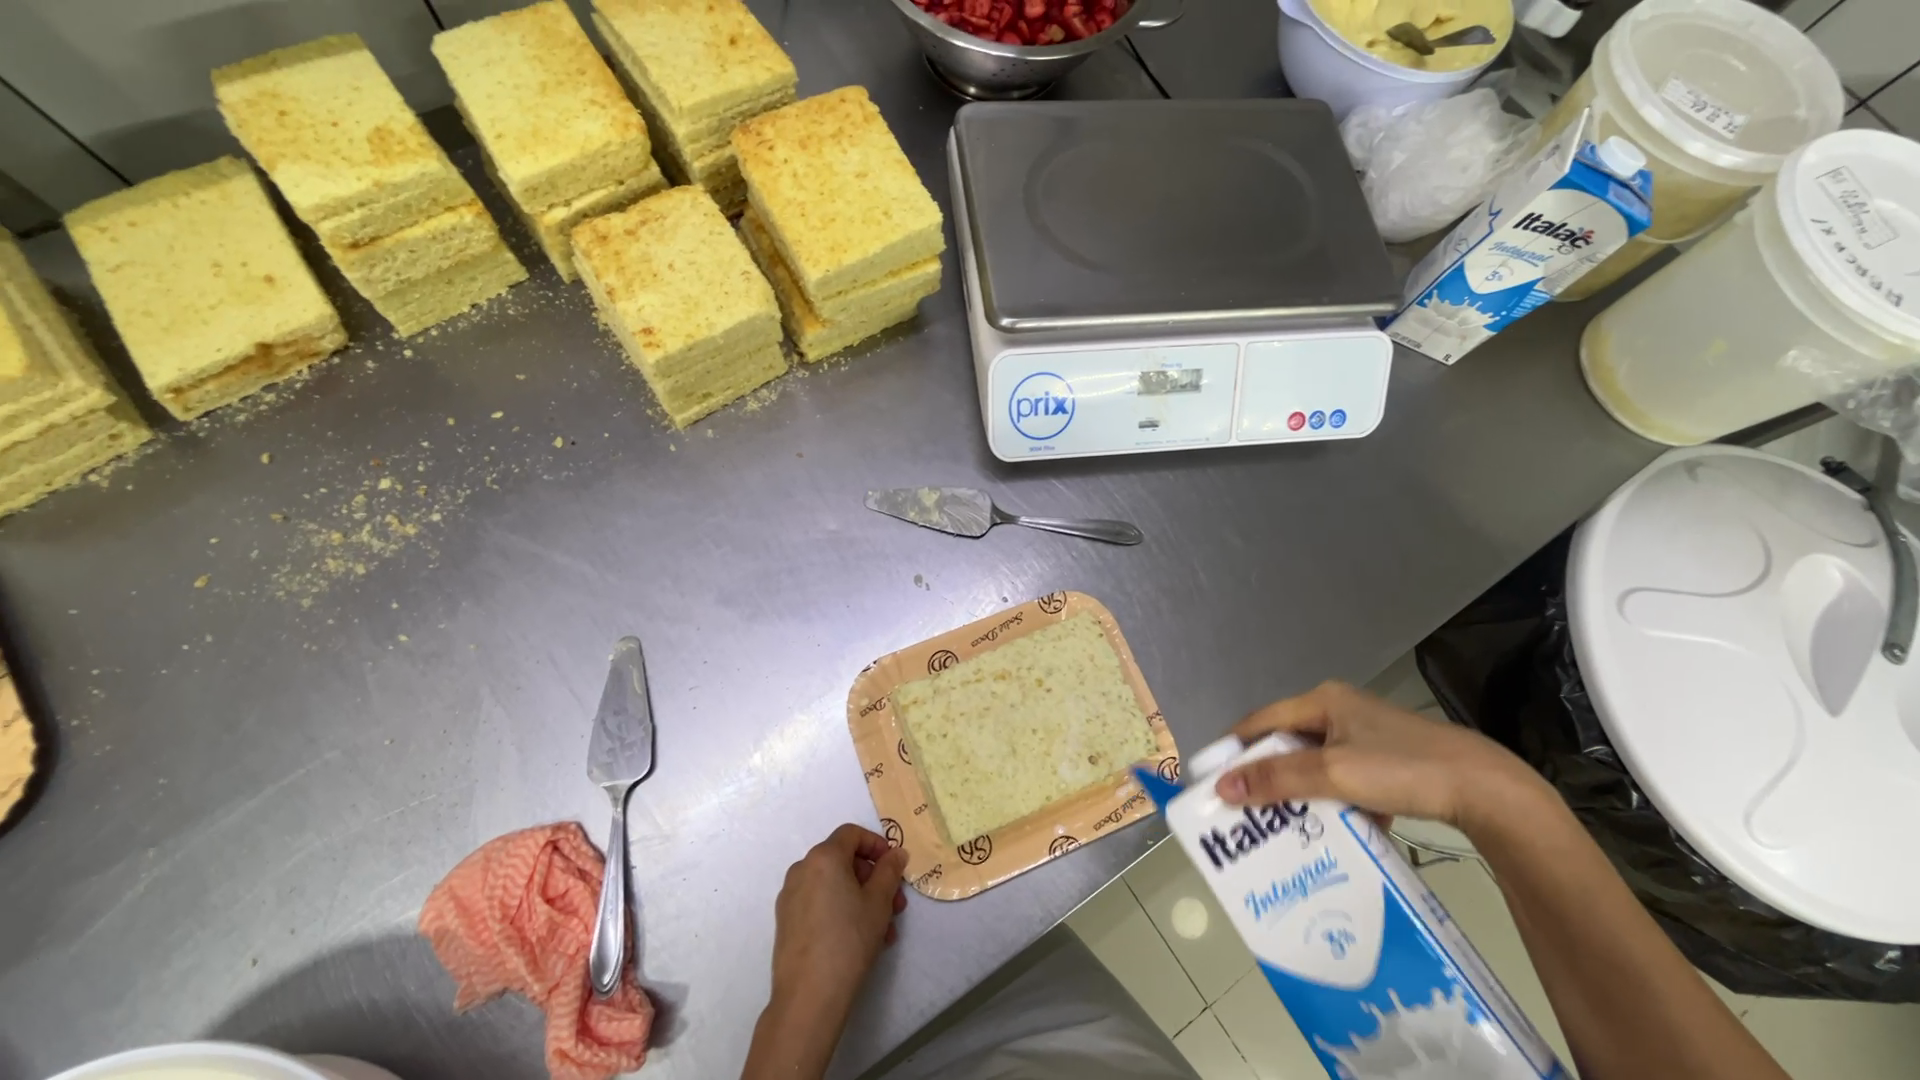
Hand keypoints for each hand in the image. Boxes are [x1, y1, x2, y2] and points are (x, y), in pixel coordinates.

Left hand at [771, 824, 908, 1008]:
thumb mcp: (879, 902)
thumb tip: (895, 853)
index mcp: (823, 857)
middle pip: (843, 861)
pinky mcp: (786, 921)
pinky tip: (860, 940)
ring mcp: (790, 896)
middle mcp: (801, 870)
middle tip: (895, 905)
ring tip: (884, 931)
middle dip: (873, 878)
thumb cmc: (849, 938)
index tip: (894, 867)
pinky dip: (841, 911)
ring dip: (861, 899)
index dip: (877, 845)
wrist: (809, 994)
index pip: (852, 834)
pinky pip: (819, 904)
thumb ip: (889, 871)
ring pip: (833, 886)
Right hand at [1215, 681, 1547, 832]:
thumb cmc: (1403, 769)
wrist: (1486, 790)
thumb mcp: (1333, 773)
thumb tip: (1219, 787)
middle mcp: (1340, 711)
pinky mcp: (1389, 762)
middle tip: (1243, 812)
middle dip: (1265, 778)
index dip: (1233, 750)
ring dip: (1300, 795)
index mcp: (1322, 701)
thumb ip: (1275, 779)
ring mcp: (1367, 736)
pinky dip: (1334, 802)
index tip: (1212, 783)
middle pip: (1286, 745)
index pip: (1259, 721)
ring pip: (1315, 766)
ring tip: (1282, 828)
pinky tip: (1333, 831)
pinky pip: (1344, 781)